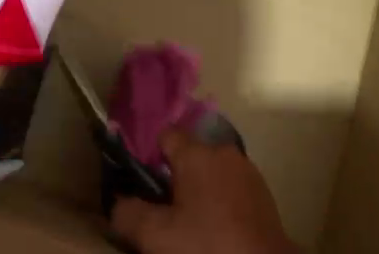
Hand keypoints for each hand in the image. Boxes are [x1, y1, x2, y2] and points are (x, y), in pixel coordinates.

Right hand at [110, 128, 296, 253]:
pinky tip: (215, 227)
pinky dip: (219, 199)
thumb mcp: (157, 236)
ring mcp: (245, 169)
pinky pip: (230, 185)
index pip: (166, 135)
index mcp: (197, 154)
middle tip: (164, 212)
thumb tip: (117, 202)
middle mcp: (223, 151)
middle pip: (189, 155)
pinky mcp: (261, 189)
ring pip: (211, 171)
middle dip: (174, 179)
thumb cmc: (206, 246)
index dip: (149, 155)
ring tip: (190, 223)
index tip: (142, 183)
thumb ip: (129, 215)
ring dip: (198, 190)